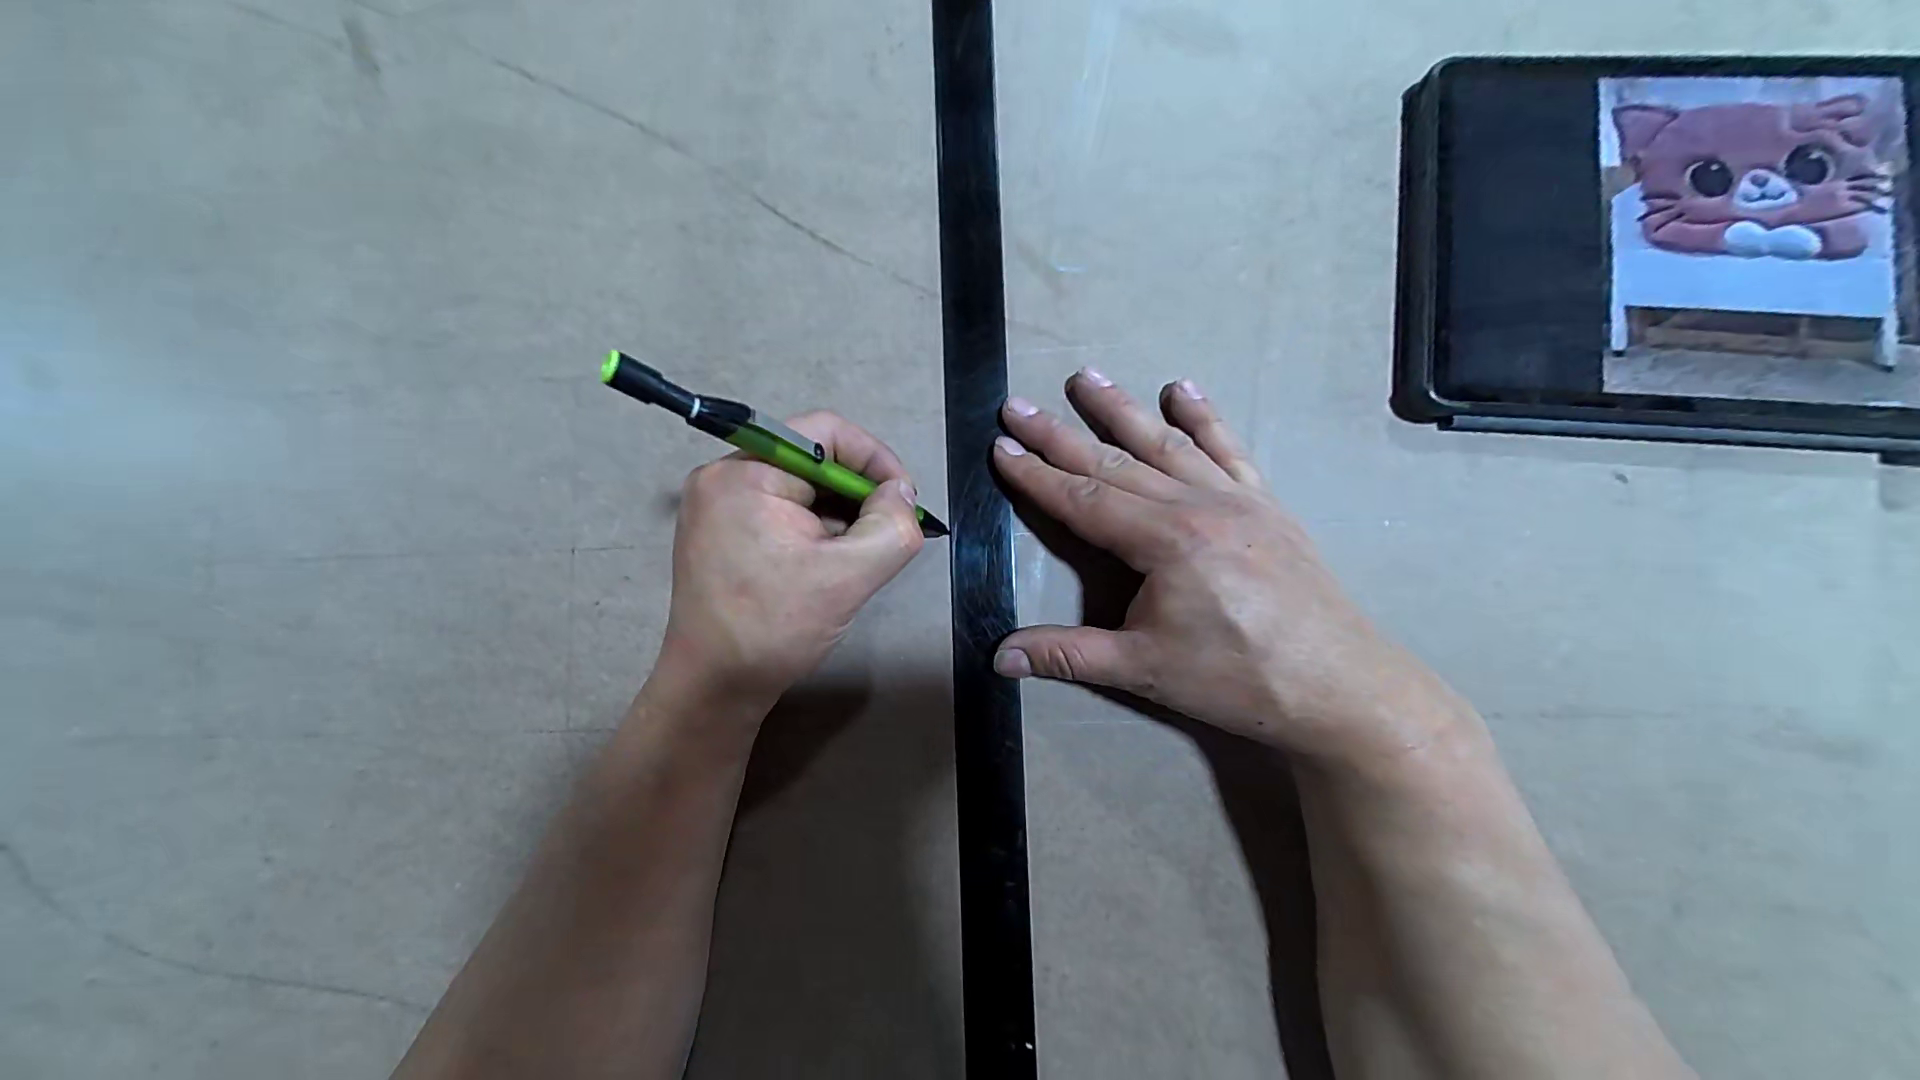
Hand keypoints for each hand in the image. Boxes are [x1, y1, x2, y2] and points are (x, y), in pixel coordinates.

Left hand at [654, 412, 926, 711]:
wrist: (715, 687)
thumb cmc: (774, 629)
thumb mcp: (848, 577)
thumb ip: (892, 526)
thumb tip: (902, 494)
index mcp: (745, 475)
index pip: (824, 432)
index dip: (874, 458)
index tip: (902, 499)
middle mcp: (724, 478)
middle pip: (813, 460)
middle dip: (858, 494)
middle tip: (886, 533)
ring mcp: (719, 506)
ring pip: (802, 489)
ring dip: (840, 516)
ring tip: (856, 557)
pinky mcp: (722, 532)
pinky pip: (784, 511)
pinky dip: (817, 530)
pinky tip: (829, 564)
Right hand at [992, 370, 1463, 766]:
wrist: (1342, 687)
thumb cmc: (1238, 679)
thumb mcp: (1144, 669)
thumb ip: (1067, 655)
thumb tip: (999, 658)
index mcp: (1164, 540)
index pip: (1083, 499)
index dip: (1036, 475)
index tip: (1001, 448)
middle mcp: (1197, 505)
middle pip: (1113, 461)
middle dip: (1059, 434)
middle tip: (1017, 406)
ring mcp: (1236, 499)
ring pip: (1166, 443)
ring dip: (1121, 409)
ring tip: (1086, 377)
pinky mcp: (1266, 504)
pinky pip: (1228, 449)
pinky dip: (1203, 418)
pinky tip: (1182, 390)